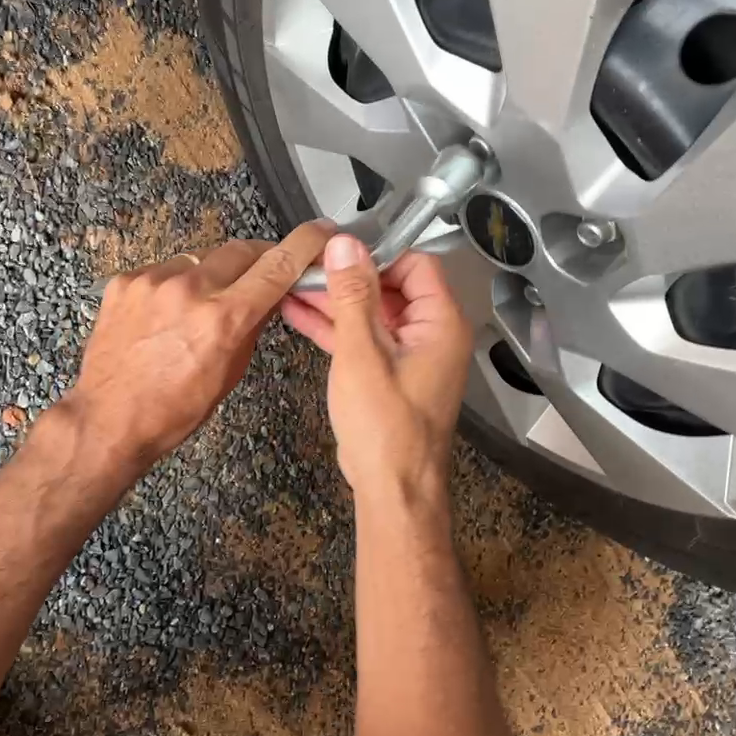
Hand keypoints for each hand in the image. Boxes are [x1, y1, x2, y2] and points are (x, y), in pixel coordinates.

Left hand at [64, 221, 335, 471]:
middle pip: (241, 250)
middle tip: (257, 278)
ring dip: (210, 276)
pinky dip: (174, 286)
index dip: (306, 244)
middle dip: (256, 261)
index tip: (321, 233)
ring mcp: (152, 282)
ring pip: (200, 259)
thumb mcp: (229, 374)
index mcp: (222, 319)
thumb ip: (252, 326)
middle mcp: (188, 291)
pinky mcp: (125, 282)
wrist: (108, 421)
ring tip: (198, 311)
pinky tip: (166, 316)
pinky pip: (164, 270)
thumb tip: (271, 294)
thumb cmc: (171, 410)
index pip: (276, 265)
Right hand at [280, 235, 472, 501]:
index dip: (376, 255)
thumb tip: (346, 248)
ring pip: (371, 313)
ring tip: (294, 285)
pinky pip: (362, 340)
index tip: (337, 252)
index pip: (415, 264)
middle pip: (390, 287)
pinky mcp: (388, 375)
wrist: (392, 488)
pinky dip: (335, 328)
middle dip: (347, 277)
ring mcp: (409, 356)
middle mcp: (431, 335)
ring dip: (335, 302)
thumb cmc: (387, 430)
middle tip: (308, 268)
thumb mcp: (362, 353)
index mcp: (440, 324)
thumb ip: (353, 296)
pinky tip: (299, 315)